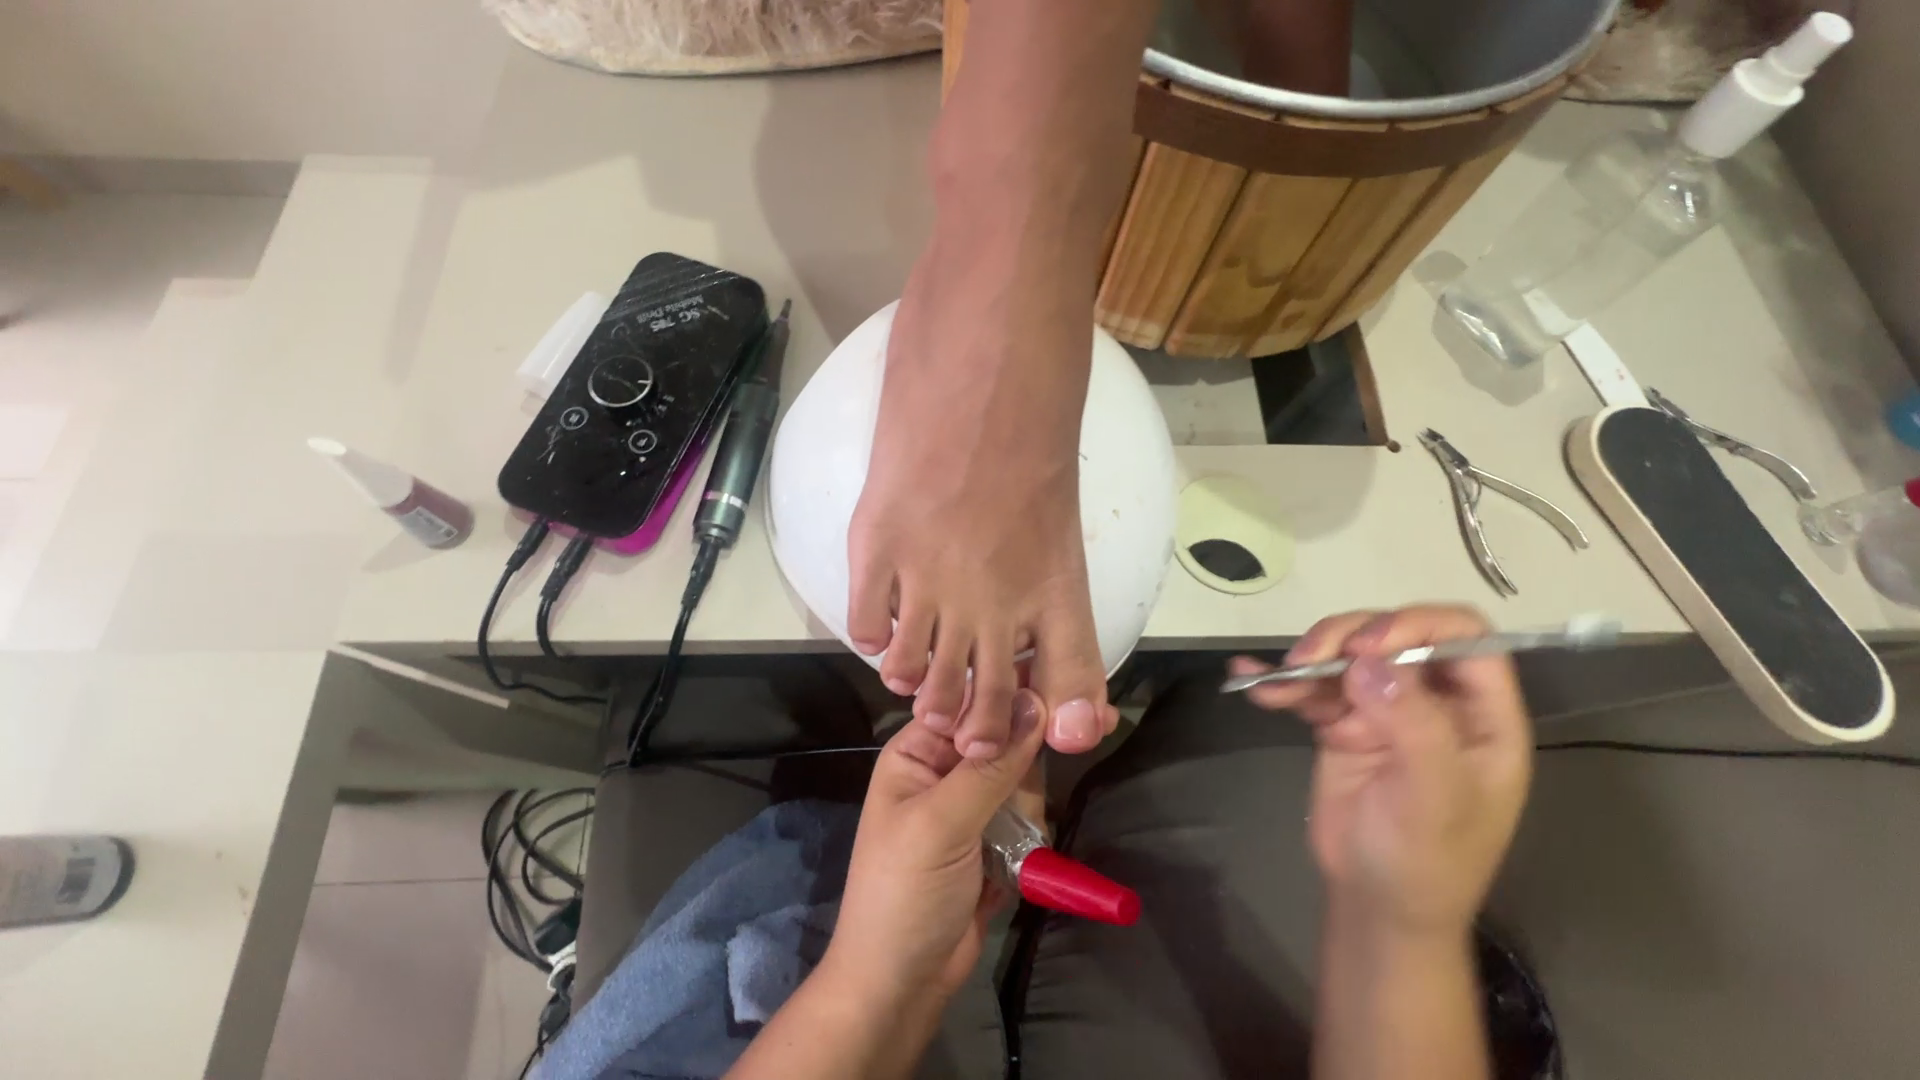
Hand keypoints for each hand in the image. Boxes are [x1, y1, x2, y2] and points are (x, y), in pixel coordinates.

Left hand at [819, 689, 1047, 1008]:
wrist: (900, 984)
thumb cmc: (904, 893)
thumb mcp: (941, 823)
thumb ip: (991, 766)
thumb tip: (1036, 701)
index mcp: (917, 751)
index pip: (972, 703)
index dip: (1016, 696)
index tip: (1065, 693)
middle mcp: (943, 770)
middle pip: (1005, 738)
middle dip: (1032, 756)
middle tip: (1065, 760)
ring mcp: (970, 808)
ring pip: (1023, 779)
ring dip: (1031, 806)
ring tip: (1019, 844)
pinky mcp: (993, 841)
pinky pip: (1026, 817)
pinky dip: (1035, 831)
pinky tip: (1028, 856)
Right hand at [847, 212, 1118, 759]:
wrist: (996, 326)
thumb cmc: (1045, 394)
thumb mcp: (1071, 483)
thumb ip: (1064, 567)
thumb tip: (1045, 633)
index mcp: (1059, 577)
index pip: (1065, 675)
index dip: (1055, 716)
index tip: (1039, 733)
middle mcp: (998, 589)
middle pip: (980, 688)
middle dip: (975, 718)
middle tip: (965, 729)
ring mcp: (934, 567)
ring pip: (923, 666)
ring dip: (923, 686)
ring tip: (920, 689)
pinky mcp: (881, 533)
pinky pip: (869, 618)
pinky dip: (876, 635)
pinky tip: (881, 632)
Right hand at [1229, 605, 1531, 933]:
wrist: (1376, 905)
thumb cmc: (1426, 860)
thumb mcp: (1433, 798)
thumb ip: (1413, 726)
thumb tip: (1370, 661)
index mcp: (1481, 714)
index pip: (1463, 638)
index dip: (1417, 625)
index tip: (1366, 645)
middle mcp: (1434, 701)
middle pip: (1394, 635)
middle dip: (1349, 637)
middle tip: (1311, 660)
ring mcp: (1384, 710)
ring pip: (1348, 654)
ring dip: (1310, 658)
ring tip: (1280, 681)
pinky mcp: (1341, 724)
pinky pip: (1312, 689)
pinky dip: (1282, 682)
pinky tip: (1252, 681)